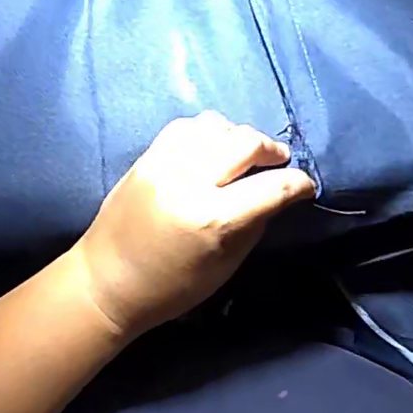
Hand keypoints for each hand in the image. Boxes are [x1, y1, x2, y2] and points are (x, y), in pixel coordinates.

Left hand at [68, 112, 315, 338]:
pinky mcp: (146, 157)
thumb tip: (277, 192)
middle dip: (272, 150)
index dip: (299, 183)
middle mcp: (188, 182)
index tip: (306, 185)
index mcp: (212, 219)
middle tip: (279, 162)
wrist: (106, 281)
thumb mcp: (226, 265)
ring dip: (240, 136)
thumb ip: (256, 223)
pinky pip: (185, 126)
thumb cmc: (172, 287)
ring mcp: (163, 164)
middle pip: (245, 143)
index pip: (272, 187)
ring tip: (245, 153)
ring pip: (216, 126)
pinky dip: (208, 131)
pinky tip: (213, 147)